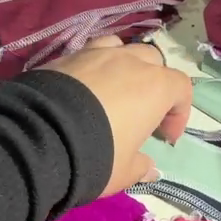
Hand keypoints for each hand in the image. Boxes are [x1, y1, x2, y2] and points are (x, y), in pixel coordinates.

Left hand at [41, 37, 192, 196]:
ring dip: (124, 67)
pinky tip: (82, 87)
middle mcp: (130, 62)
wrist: (40, 138)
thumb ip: (140, 168)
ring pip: (121, 49)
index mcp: (155, 87)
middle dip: (153, 84)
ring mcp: (96, 54)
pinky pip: (89, 53)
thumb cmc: (96, 154)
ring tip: (112, 92)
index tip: (165, 136)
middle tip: (141, 113)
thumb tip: (149, 169)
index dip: (179, 112)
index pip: (181, 88)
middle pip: (153, 62)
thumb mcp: (123, 171)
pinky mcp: (66, 55)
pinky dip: (93, 66)